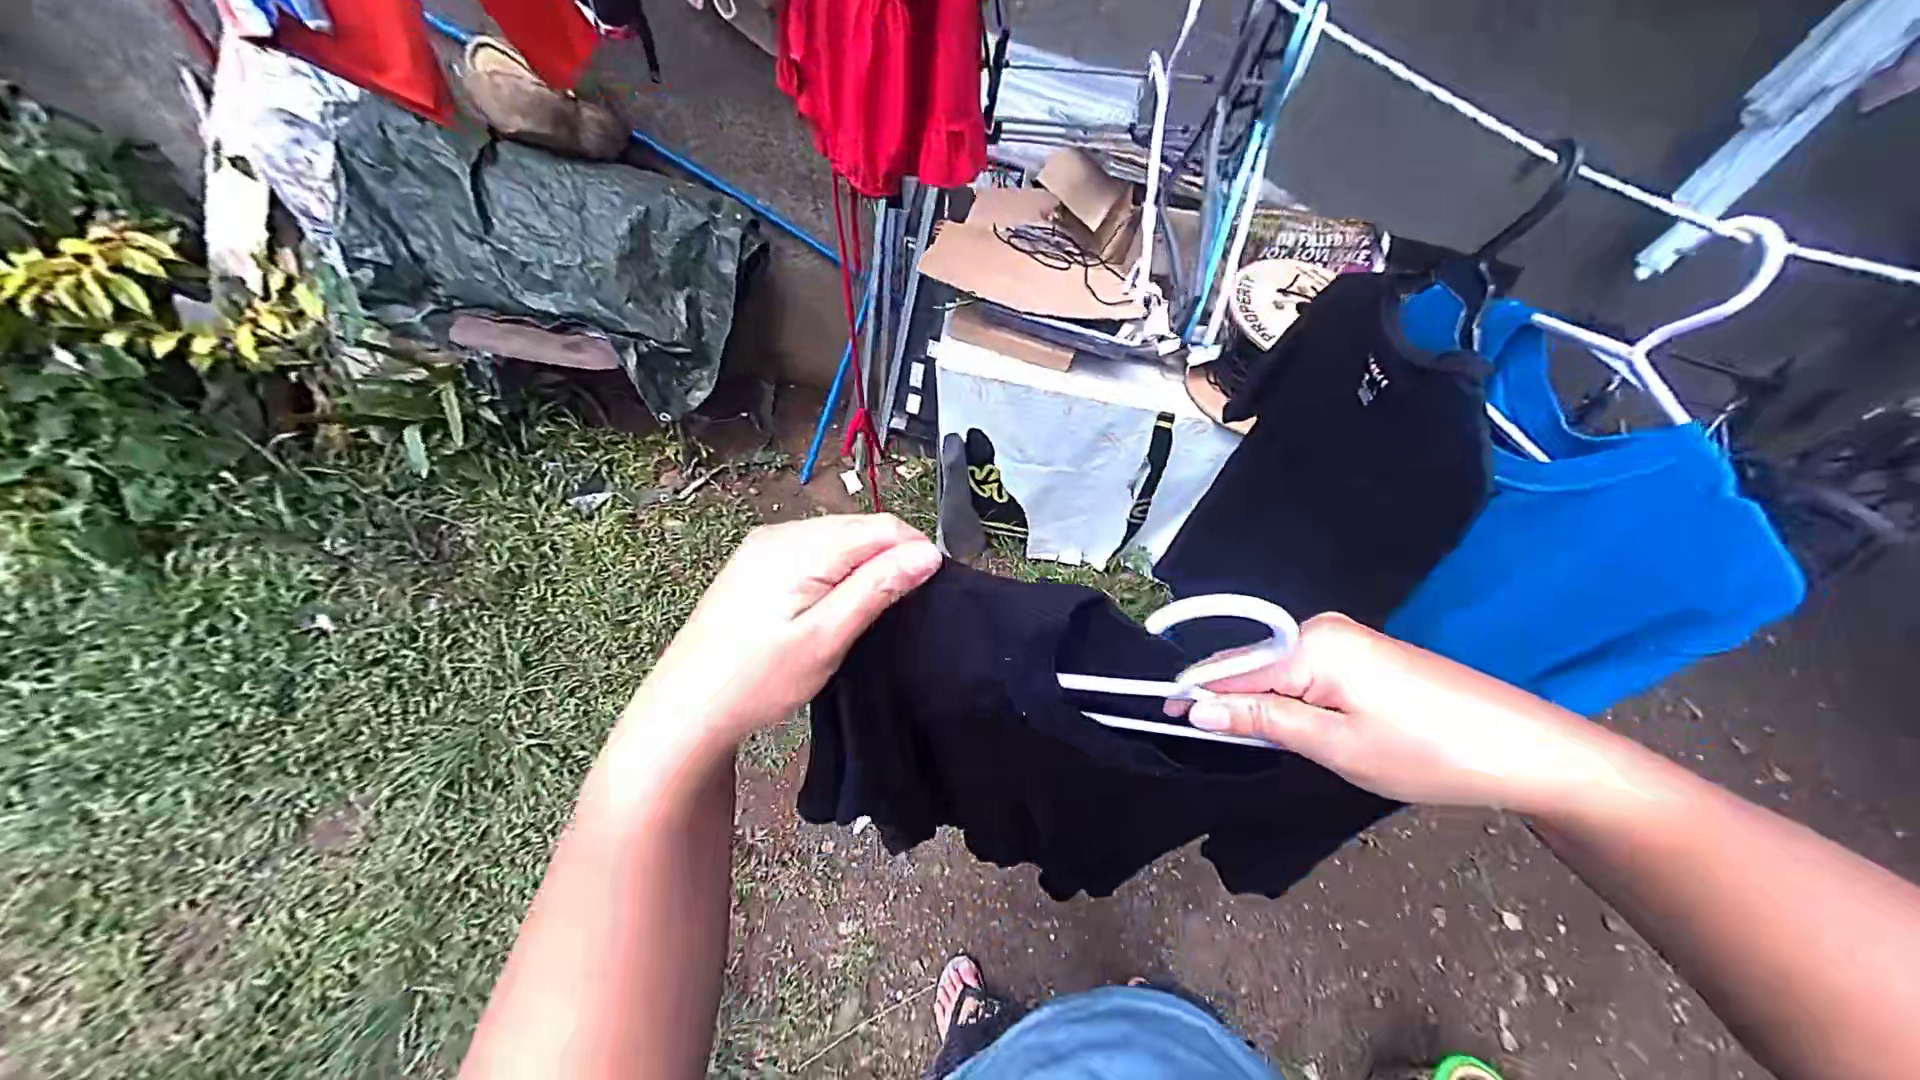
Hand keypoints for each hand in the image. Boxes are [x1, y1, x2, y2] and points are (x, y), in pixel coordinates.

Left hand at [620, 514, 941, 761]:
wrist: (685, 709)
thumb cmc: (756, 680)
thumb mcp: (826, 637)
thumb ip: (877, 589)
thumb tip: (928, 554)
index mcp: (799, 546)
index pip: (882, 526)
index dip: (916, 551)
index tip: (933, 589)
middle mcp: (780, 534)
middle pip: (859, 528)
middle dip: (891, 558)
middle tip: (903, 607)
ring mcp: (764, 547)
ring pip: (839, 539)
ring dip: (866, 565)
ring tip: (873, 610)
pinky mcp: (756, 564)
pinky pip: (814, 552)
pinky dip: (838, 570)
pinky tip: (837, 603)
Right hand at [1172, 614, 1639, 813]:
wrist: (1529, 750)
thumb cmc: (1428, 752)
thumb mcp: (1335, 744)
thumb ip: (1262, 719)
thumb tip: (1199, 709)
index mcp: (1312, 644)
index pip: (1231, 668)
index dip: (1194, 693)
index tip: (1161, 714)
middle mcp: (1321, 628)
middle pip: (1250, 664)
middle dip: (1225, 697)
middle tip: (1206, 737)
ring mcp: (1344, 637)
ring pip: (1275, 670)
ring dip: (1257, 700)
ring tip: (1249, 737)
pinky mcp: (1361, 651)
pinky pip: (1302, 671)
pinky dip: (1285, 696)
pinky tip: (1289, 721)